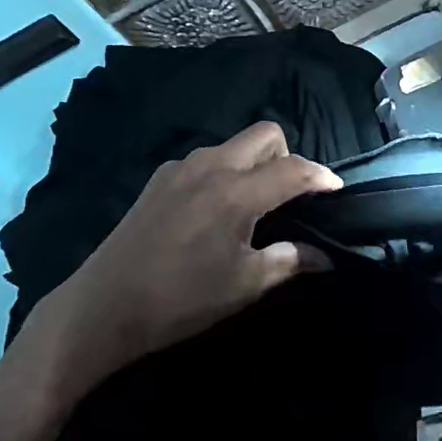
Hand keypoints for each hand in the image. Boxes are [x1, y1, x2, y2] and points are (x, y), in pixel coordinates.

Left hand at [32, 122, 341, 389]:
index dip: (321, 177)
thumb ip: (288, 262)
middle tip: (291, 197)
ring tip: (255, 205)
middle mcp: (210, 166)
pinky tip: (215, 210)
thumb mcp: (243, 285)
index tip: (337, 191)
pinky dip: (224, 173)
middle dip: (288, 157)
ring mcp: (179, 168)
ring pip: (232, 145)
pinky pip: (205, 161)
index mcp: (235, 191)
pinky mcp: (158, 179)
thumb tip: (323, 258)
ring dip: (254, 163)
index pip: (293, 169)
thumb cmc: (181, 300)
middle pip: (264, 135)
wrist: (105, 305)